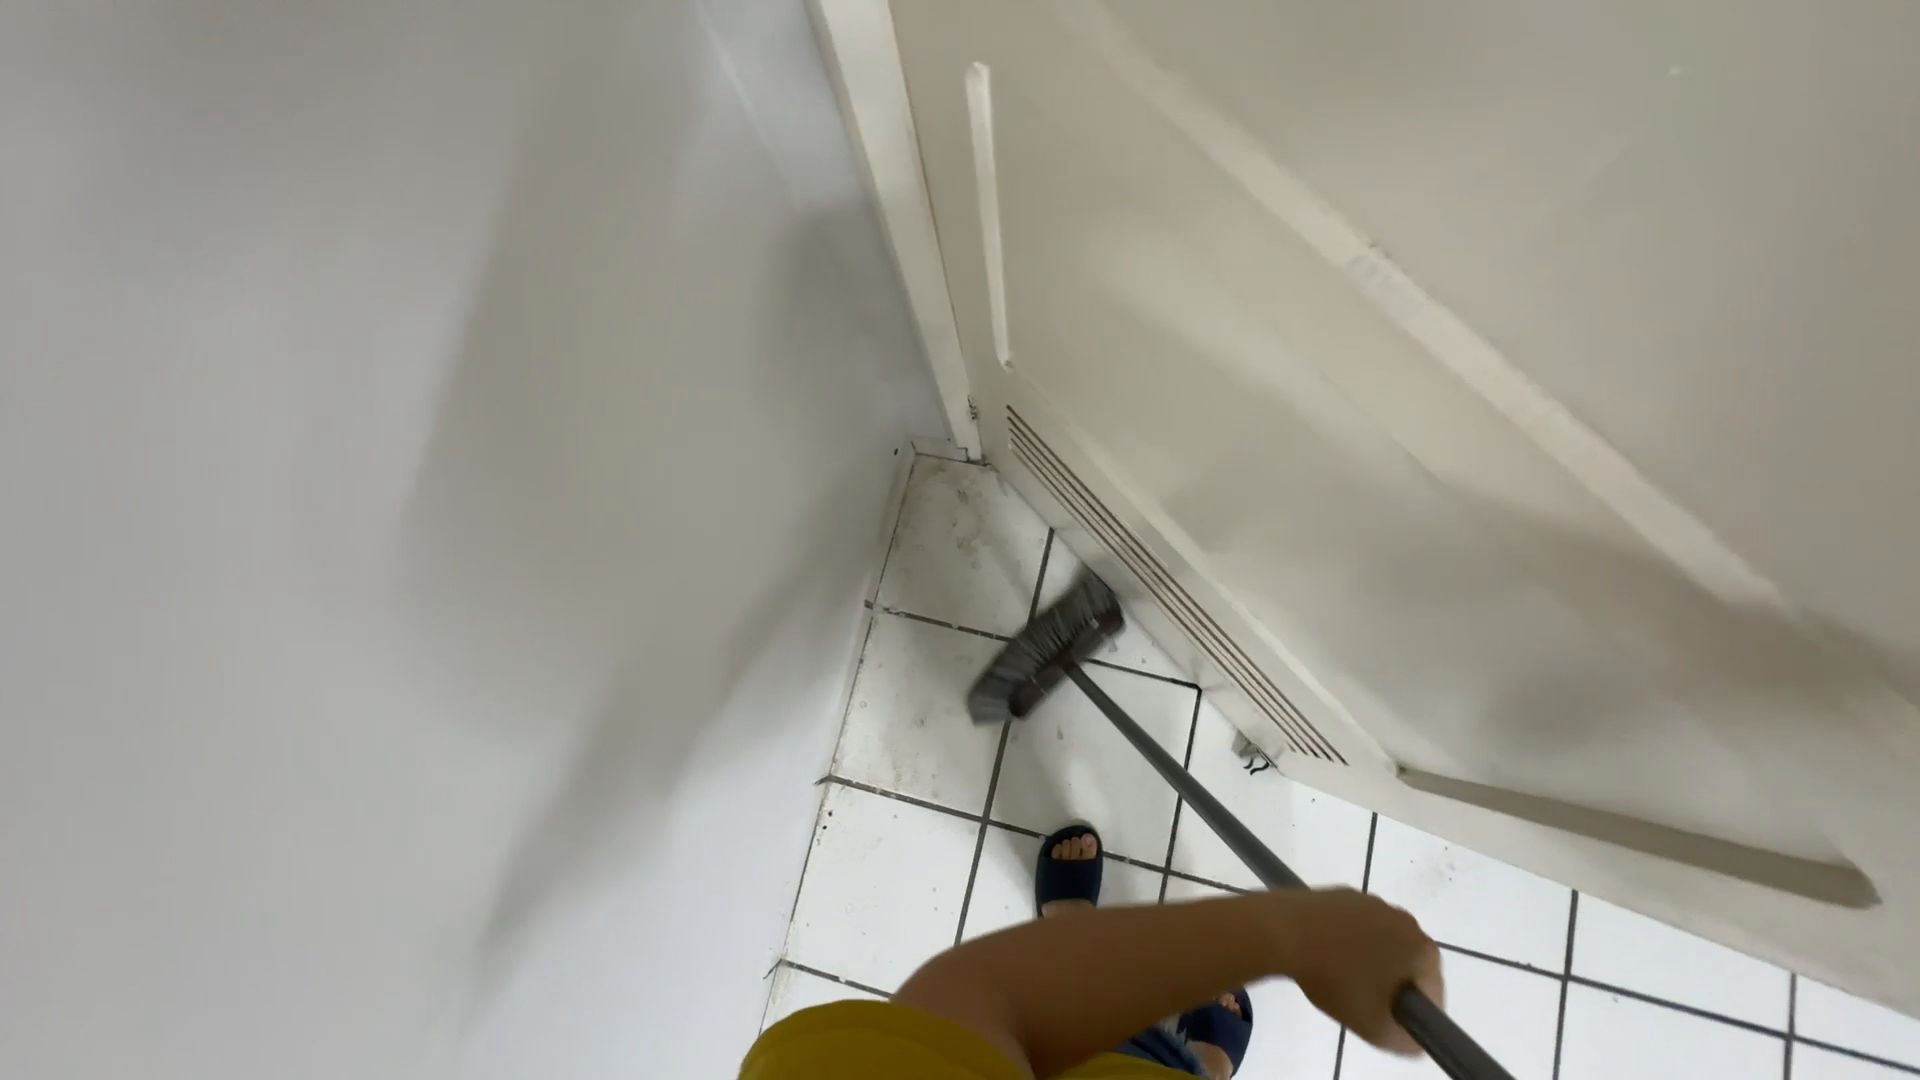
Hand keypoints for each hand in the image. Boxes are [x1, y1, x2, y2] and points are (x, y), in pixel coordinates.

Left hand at [1271, 887, 1442, 1055]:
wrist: (1282, 931)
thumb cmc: (1335, 978)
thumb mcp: (1375, 1028)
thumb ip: (1407, 1041)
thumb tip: (1414, 1038)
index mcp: (1422, 947)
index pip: (1432, 992)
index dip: (1412, 1013)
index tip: (1386, 1019)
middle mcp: (1402, 918)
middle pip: (1406, 964)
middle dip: (1389, 984)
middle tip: (1362, 1000)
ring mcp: (1369, 900)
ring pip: (1378, 943)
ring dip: (1366, 961)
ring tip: (1339, 976)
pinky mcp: (1340, 893)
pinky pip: (1353, 926)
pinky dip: (1344, 940)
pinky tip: (1324, 952)